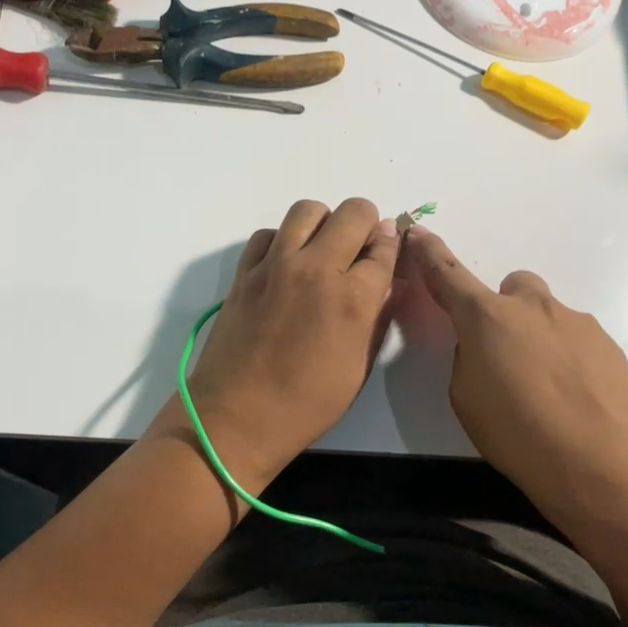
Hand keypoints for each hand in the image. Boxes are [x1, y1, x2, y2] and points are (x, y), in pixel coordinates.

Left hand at [150, 198, 399, 486]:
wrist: (237, 417)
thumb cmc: (306, 404)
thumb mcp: (357, 369)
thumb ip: (375, 319)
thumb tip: (387, 286)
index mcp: (354, 298)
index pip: (384, 248)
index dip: (390, 249)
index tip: (386, 255)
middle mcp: (317, 268)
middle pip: (353, 213)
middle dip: (365, 226)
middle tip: (358, 252)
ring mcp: (276, 265)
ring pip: (308, 210)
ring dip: (324, 223)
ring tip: (322, 252)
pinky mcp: (245, 272)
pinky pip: (268, 233)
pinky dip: (282, 240)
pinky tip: (285, 266)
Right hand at [402, 226, 627, 515]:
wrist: (603, 461)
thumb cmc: (518, 434)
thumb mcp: (466, 400)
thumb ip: (468, 361)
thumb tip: (485, 350)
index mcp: (486, 319)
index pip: (449, 276)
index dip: (430, 254)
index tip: (419, 233)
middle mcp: (532, 307)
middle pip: (512, 289)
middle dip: (504, 311)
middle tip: (504, 356)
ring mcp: (576, 322)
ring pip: (547, 317)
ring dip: (538, 341)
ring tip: (544, 394)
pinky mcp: (607, 343)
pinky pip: (574, 341)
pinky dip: (567, 361)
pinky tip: (573, 401)